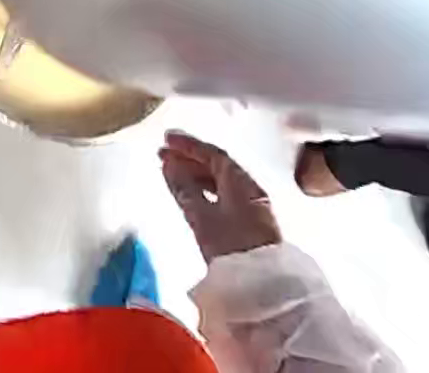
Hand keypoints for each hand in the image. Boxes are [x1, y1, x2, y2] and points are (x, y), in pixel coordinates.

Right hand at [159, 131, 282, 261]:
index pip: (212, 153)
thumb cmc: (234, 248)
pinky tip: (190, 196)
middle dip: (188, 158)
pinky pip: (221, 196)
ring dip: (194, 174)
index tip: (167, 138)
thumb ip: (184, 188)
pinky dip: (203, 191)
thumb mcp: (203, 217)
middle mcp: (248, 188)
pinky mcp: (249, 225)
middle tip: (163, 153)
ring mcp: (250, 206)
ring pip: (218, 182)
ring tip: (170, 172)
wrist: (265, 291)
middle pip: (215, 166)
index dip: (188, 144)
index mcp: (241, 180)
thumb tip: (169, 165)